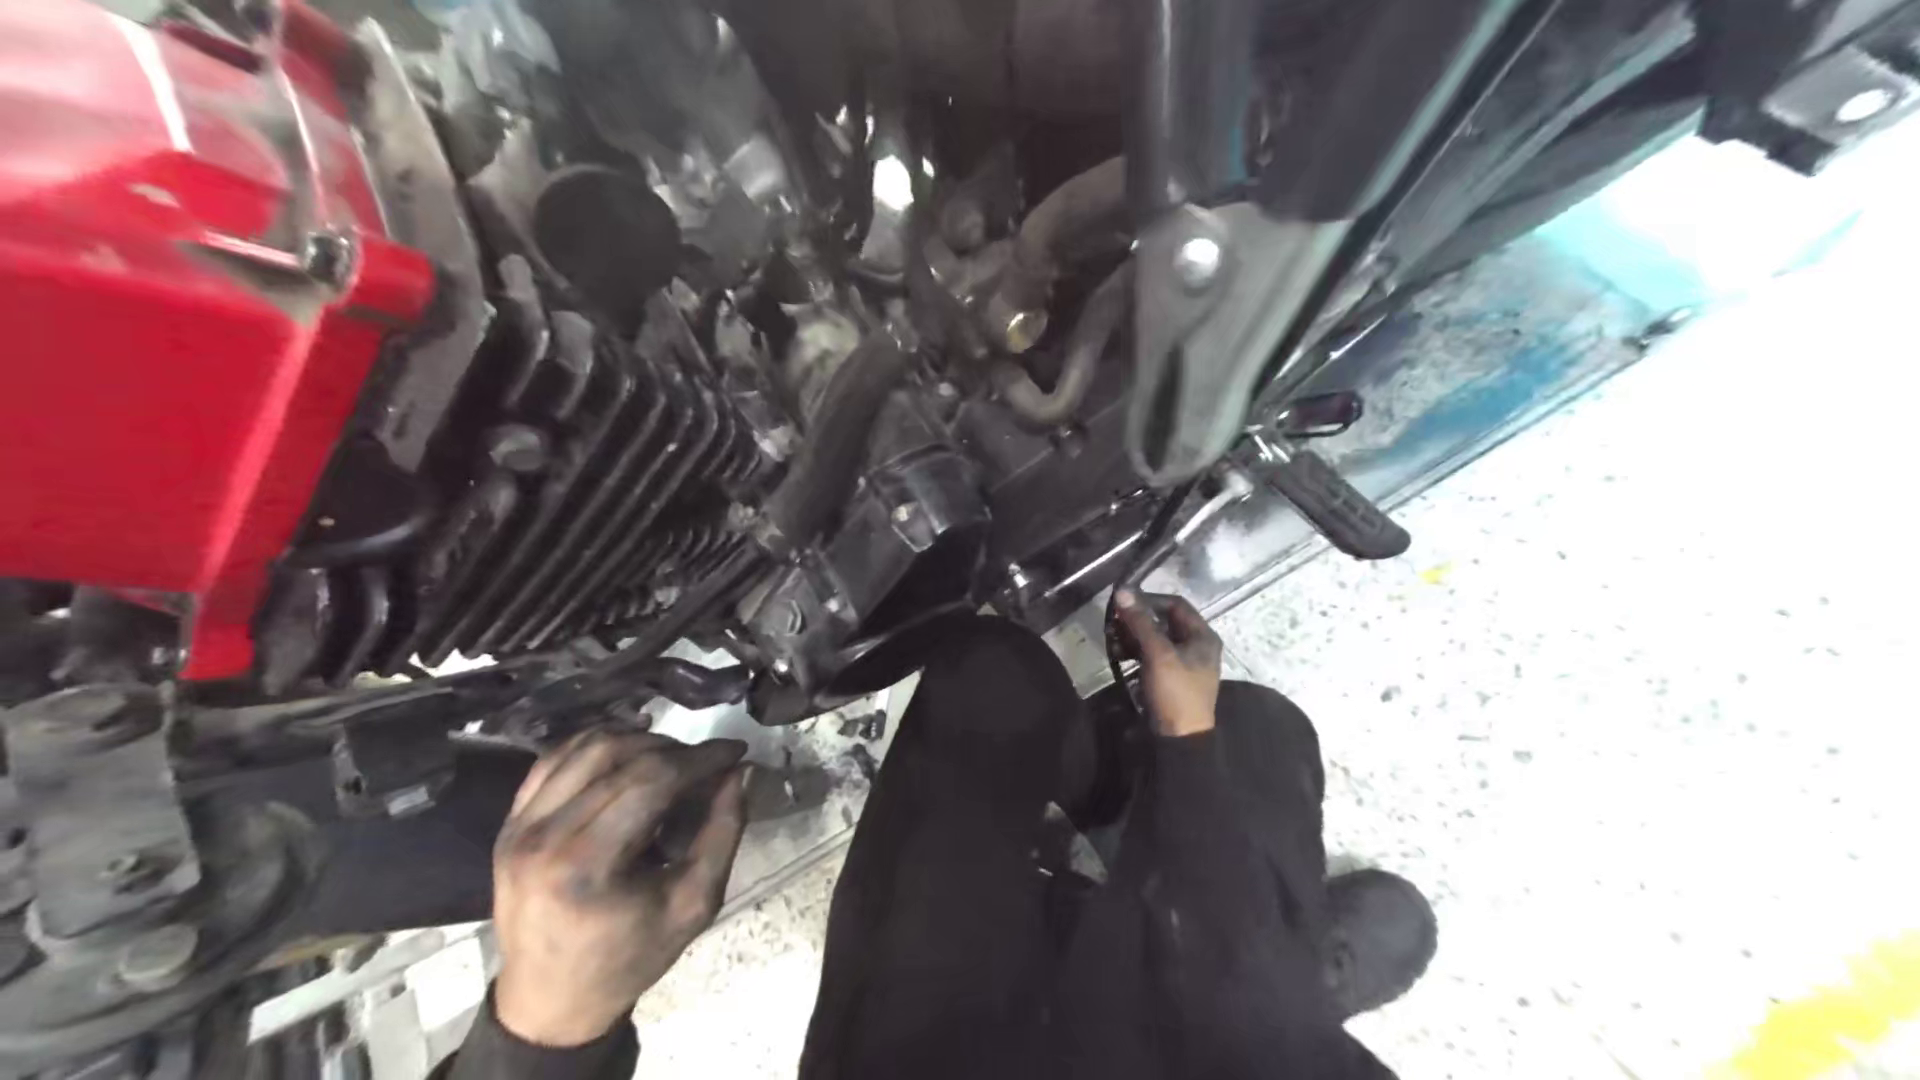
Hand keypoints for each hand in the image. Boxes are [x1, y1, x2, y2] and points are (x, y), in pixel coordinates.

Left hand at [491, 731, 748, 1045]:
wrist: (552, 999)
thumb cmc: (630, 956)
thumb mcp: (695, 903)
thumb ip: (724, 831)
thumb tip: (741, 771)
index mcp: (587, 864)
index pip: (652, 779)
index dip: (701, 757)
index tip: (735, 750)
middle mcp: (544, 836)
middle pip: (622, 756)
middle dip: (677, 748)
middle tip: (708, 761)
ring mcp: (520, 826)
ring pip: (588, 747)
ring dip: (640, 740)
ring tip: (672, 757)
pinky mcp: (511, 822)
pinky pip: (555, 758)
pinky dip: (597, 743)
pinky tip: (628, 750)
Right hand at [1113, 588, 1222, 737]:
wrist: (1179, 739)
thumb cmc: (1175, 692)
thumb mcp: (1158, 654)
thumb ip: (1140, 622)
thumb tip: (1122, 591)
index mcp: (1202, 636)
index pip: (1175, 604)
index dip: (1149, 599)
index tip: (1124, 603)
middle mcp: (1195, 645)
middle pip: (1163, 620)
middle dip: (1136, 619)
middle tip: (1113, 622)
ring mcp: (1182, 662)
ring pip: (1154, 637)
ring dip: (1131, 635)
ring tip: (1111, 638)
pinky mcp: (1169, 676)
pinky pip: (1150, 654)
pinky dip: (1133, 650)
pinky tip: (1116, 653)